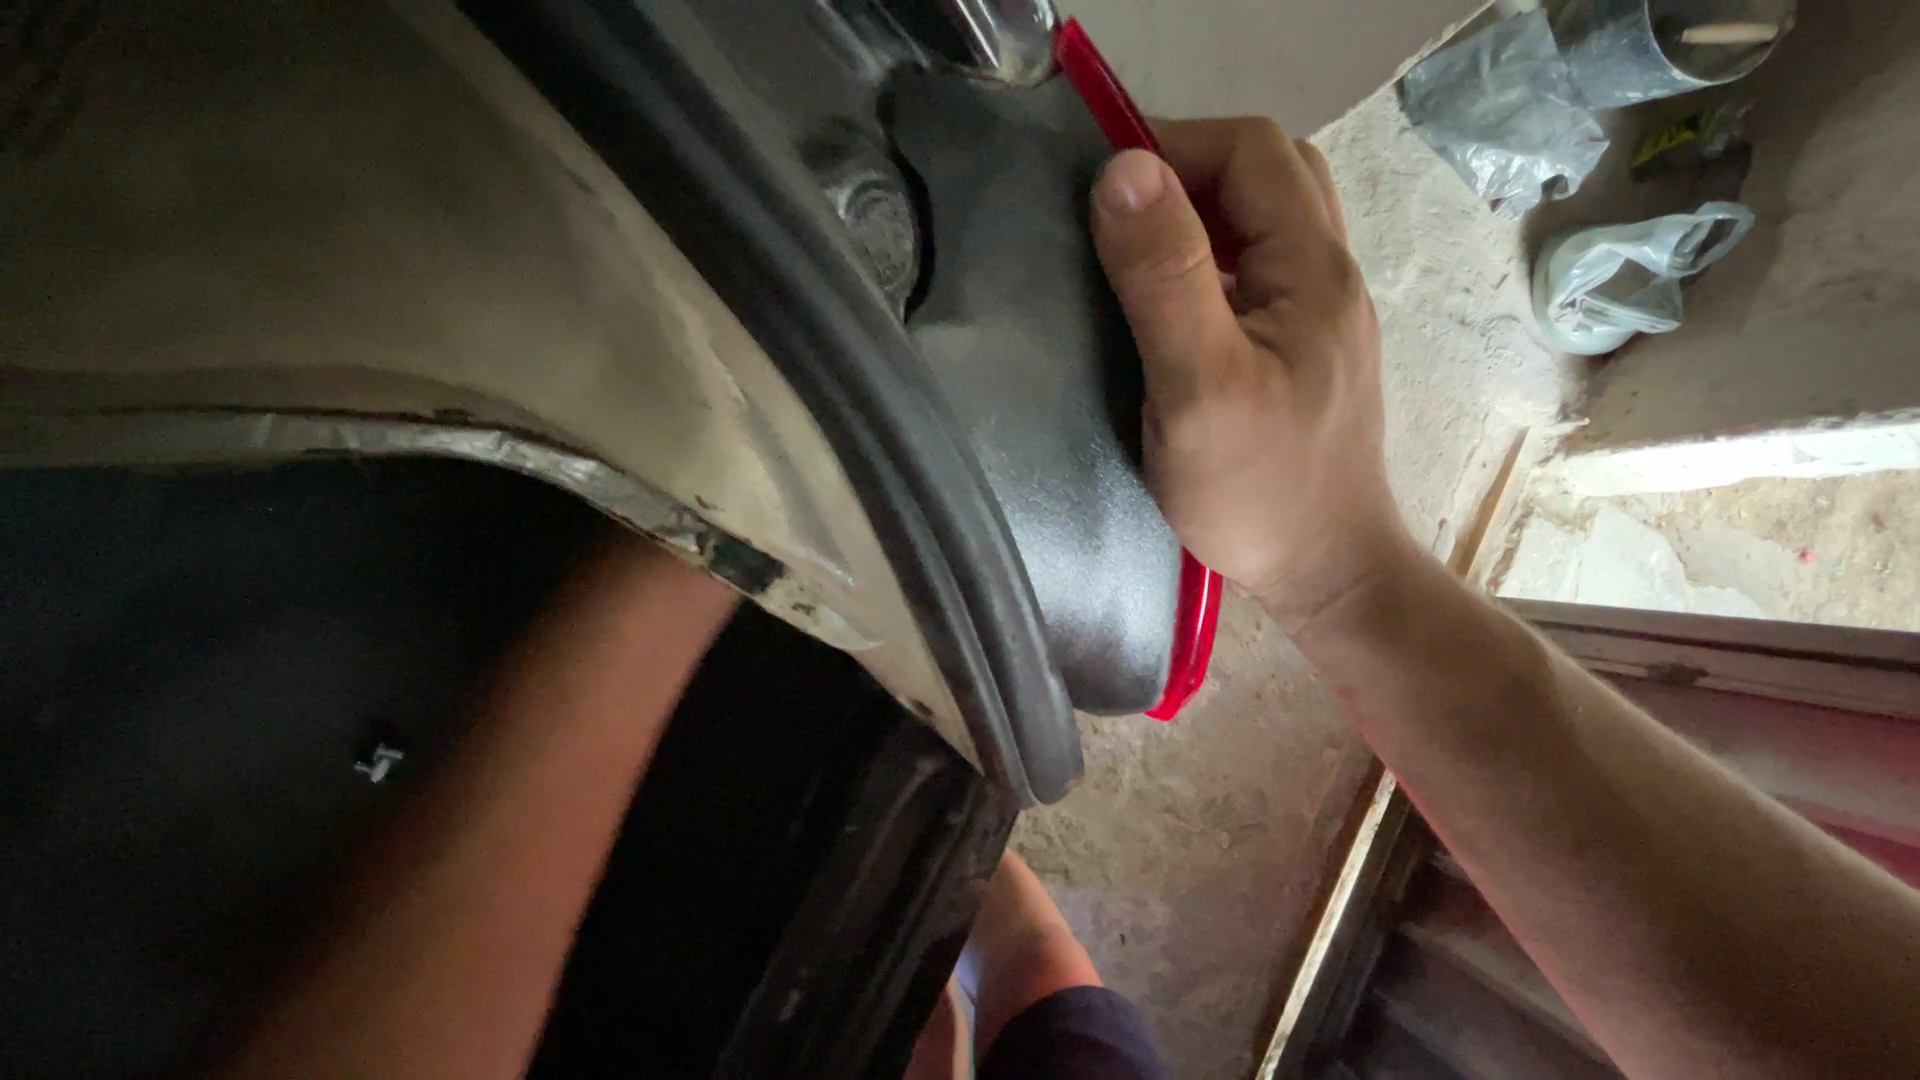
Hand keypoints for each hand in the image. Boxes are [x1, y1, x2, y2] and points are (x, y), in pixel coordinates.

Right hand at [1090, 119, 1415, 634]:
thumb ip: (1165, 278)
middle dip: (1187, 174)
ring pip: (1266, 224)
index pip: (1251, 153)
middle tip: (1117, 218)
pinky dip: (1211, 262)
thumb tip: (1123, 171)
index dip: (1174, 148)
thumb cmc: (1257, 492)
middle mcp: (1329, 278)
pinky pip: (1259, 274)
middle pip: (1267, 176)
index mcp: (1313, 271)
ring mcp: (1319, 317)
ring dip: (1200, 217)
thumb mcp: (1199, 385)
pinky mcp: (1302, 353)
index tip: (1101, 191)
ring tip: (1134, 254)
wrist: (1325, 572)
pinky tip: (1169, 306)